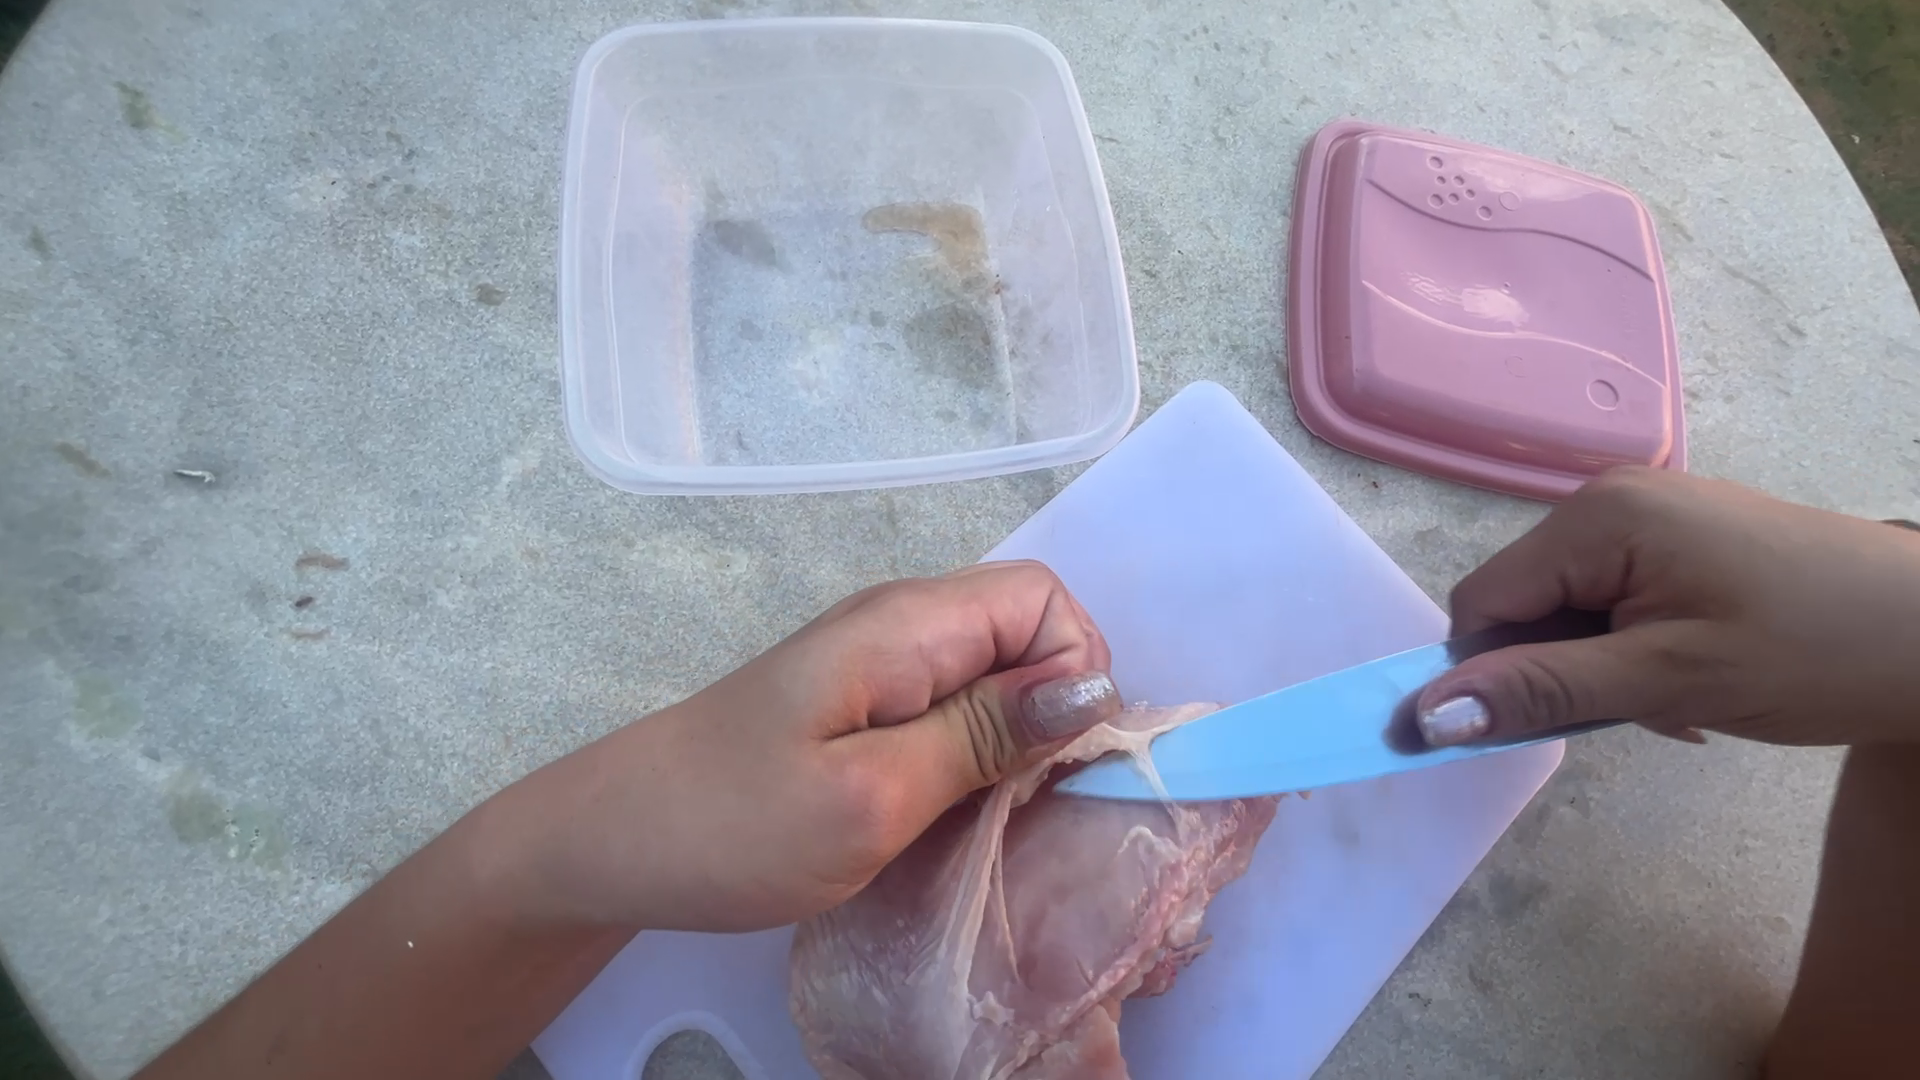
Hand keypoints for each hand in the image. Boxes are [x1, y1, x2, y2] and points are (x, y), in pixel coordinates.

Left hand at [482, 561, 1120, 933]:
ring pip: (999, 668)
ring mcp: (885, 657)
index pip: (1043, 595)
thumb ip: (983, 734)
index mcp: (908, 622)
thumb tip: (1092, 690)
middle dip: (1055, 703)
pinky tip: (960, 801)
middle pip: (1028, 626)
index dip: (1073, 666)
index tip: (1054, 756)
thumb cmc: (737, 822)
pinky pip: (961, 700)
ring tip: (995, 807)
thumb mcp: (872, 794)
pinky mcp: (872, 697)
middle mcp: (904, 621)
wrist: (623, 838)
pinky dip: (983, 747)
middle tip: (1027, 793)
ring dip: (1020, 732)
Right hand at [1415, 467, 1919, 747]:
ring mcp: (1637, 511)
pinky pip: (1599, 593)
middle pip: (1522, 600)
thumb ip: (1542, 691)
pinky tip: (1681, 665)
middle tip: (1640, 705)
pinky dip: (1621, 641)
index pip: (1482, 600)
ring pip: (1558, 604)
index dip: (1497, 665)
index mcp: (1595, 517)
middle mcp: (1603, 499)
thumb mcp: (1675, 681)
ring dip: (1593, 660)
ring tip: (1672, 691)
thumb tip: (1427, 716)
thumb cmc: (1830, 652)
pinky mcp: (1666, 531)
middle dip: (1559, 664)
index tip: (1563, 712)